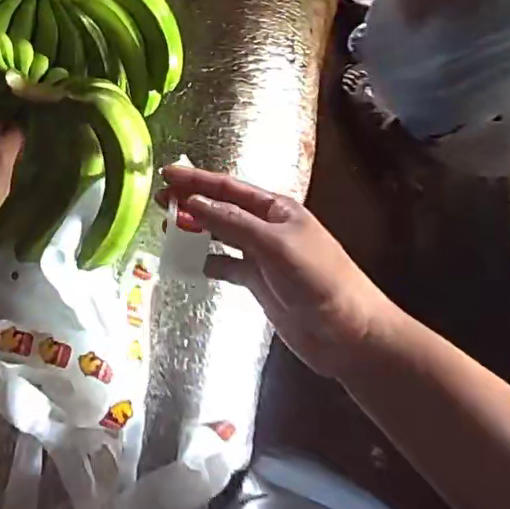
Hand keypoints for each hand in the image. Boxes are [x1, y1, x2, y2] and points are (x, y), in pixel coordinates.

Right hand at [162, 164, 395, 378]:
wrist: (349, 335)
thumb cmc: (319, 279)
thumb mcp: (274, 245)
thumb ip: (232, 223)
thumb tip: (193, 201)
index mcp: (276, 208)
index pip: (229, 187)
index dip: (197, 179)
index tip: (166, 173)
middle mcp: (267, 227)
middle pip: (222, 207)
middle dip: (192, 200)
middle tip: (159, 199)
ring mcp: (263, 255)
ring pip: (221, 235)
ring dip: (196, 229)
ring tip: (168, 226)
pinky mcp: (260, 283)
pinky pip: (227, 266)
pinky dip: (209, 262)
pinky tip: (191, 263)